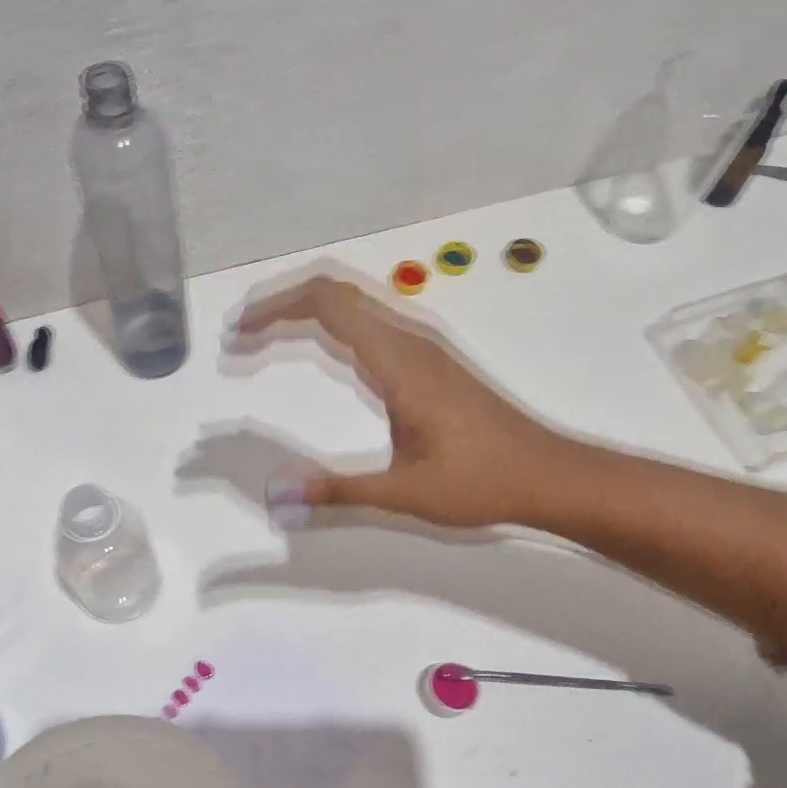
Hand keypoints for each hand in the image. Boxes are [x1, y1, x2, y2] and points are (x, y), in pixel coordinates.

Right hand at [232, 271, 566, 528]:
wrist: (549, 475)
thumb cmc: (481, 482)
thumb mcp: (403, 493)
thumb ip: (337, 490)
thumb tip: (276, 496)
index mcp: (399, 362)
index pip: (325, 306)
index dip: (273, 310)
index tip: (237, 336)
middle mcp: (410, 340)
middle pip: (335, 291)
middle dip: (281, 303)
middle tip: (240, 335)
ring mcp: (424, 347)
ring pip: (355, 302)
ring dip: (306, 310)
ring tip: (265, 340)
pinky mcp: (432, 361)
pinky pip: (371, 322)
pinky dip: (332, 325)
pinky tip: (321, 356)